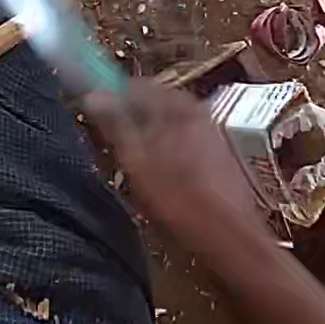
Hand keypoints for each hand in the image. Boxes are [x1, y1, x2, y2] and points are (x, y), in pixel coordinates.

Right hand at [83, 79, 269, 253]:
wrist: (230, 239)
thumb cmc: (179, 200)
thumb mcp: (136, 162)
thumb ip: (115, 124)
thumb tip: (94, 96)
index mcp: (178, 104)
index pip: (135, 84)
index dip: (110, 95)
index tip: (93, 113)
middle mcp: (199, 110)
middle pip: (154, 102)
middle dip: (130, 117)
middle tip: (111, 142)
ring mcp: (212, 131)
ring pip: (169, 123)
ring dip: (148, 135)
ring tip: (133, 164)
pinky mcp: (220, 155)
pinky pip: (183, 140)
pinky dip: (167, 149)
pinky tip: (161, 177)